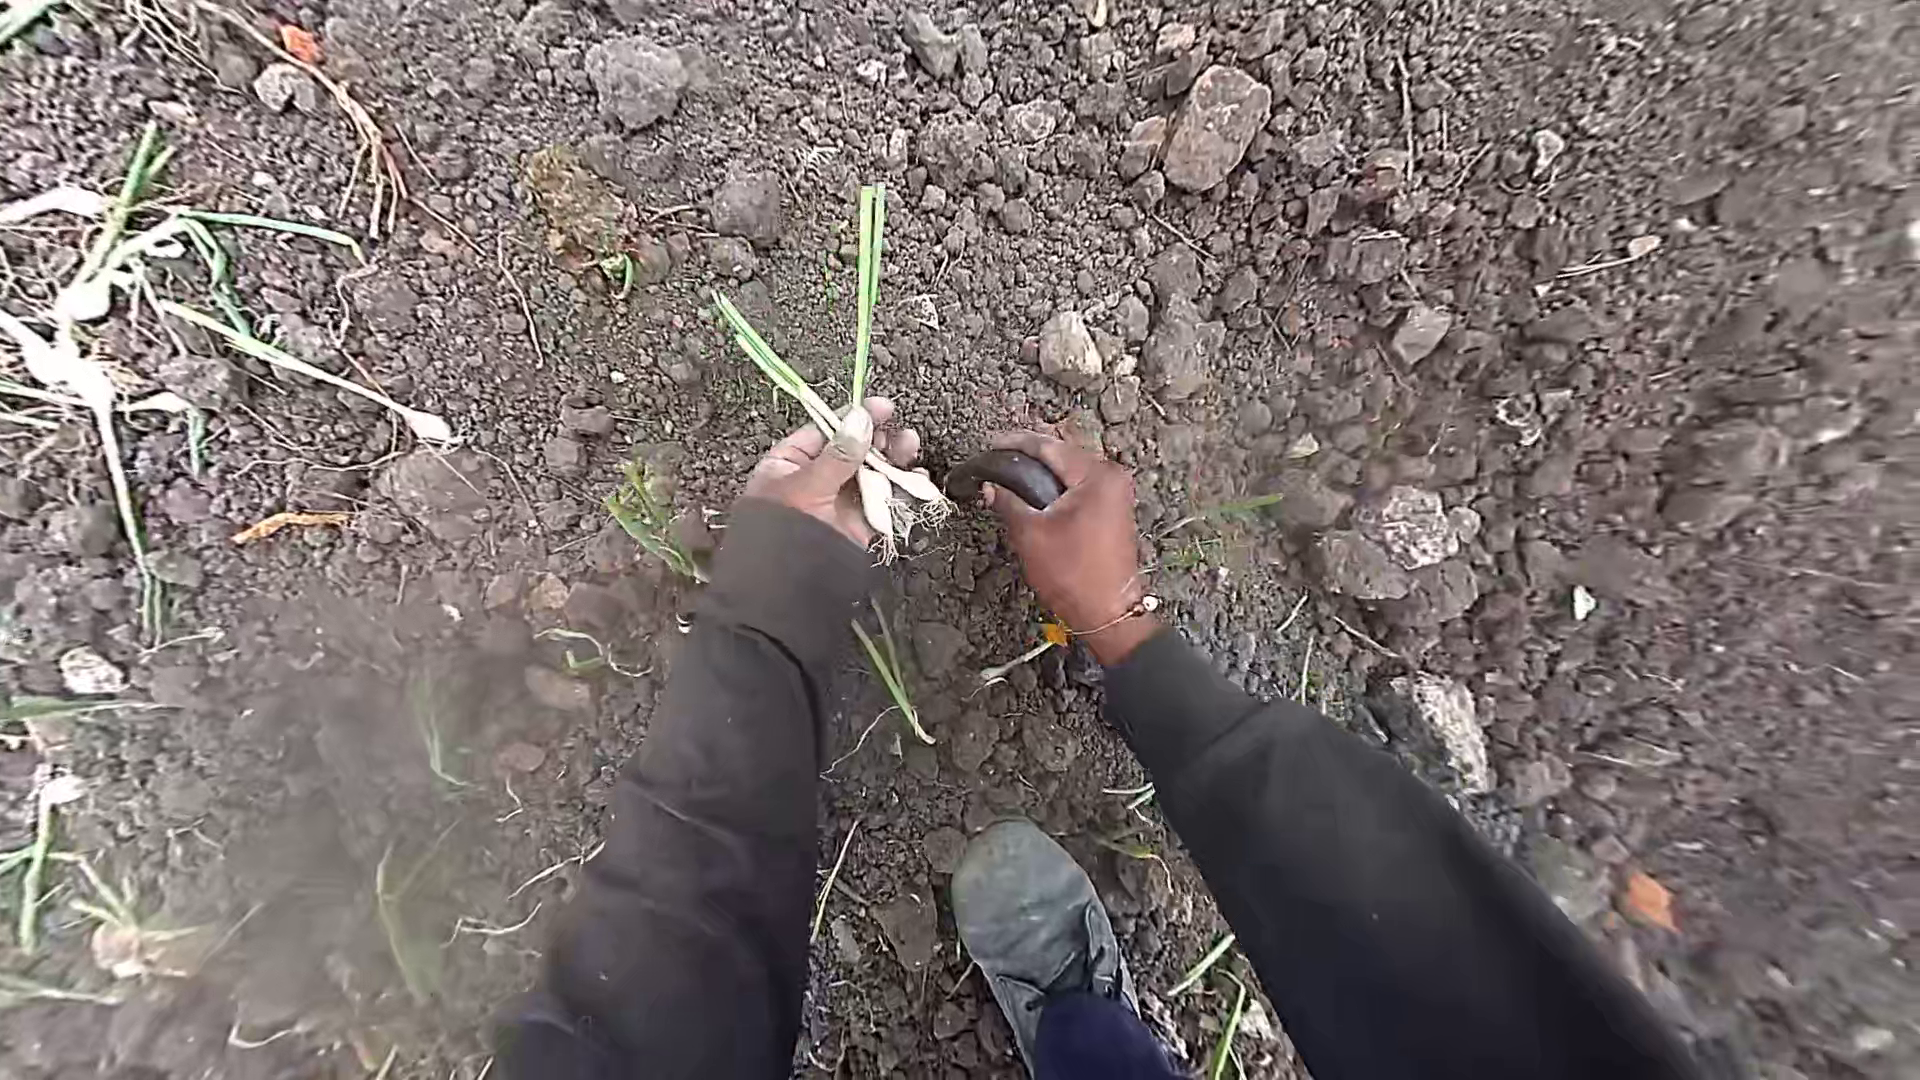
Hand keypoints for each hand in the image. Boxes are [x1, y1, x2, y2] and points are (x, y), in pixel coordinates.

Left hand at [743, 396, 923, 548]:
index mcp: (790, 465)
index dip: (853, 417)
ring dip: (894, 459)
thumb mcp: (805, 487)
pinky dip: (903, 488)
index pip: (825, 431)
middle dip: (879, 439)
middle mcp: (817, 480)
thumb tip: (861, 418)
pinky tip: (917, 478)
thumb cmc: (783, 537)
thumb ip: (837, 455)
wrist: (788, 594)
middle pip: (854, 450)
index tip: (882, 407)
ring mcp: (841, 502)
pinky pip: (885, 499)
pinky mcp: (862, 523)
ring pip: (873, 472)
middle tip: (900, 433)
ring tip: (911, 448)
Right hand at [980, 430, 1156, 664]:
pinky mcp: (1112, 508)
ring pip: (1069, 470)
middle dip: (1027, 456)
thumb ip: (1007, 501)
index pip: (1049, 446)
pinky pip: (1078, 485)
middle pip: (1061, 454)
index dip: (1015, 444)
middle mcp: (1111, 477)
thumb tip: (990, 485)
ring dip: (1040, 471)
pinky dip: (1055, 486)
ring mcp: (1115, 493)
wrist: (1105, 611)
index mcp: (1096, 476)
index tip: (990, 445)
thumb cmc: (1072, 575)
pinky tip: (1033, 491)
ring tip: (1009, 475)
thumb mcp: (1029, 533)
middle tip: (996, 460)